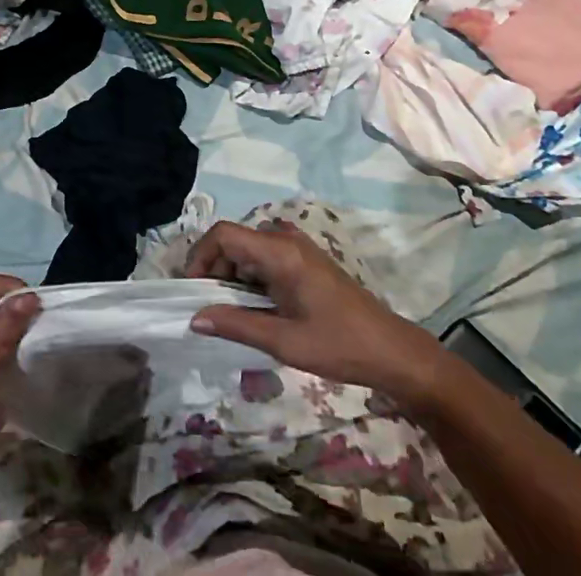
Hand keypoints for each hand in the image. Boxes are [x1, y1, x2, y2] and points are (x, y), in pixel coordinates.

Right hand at [185, 222, 447, 405]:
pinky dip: (251, 276)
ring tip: (230, 312)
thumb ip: (236, 325)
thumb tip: (194, 317)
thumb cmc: (336, 344)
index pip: (224, 233)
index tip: (194, 292)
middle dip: (214, 268)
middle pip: (235, 239)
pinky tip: (254, 307)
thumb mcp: (281, 340)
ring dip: (232, 274)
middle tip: (210, 308)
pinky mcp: (307, 261)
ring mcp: (300, 248)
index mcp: (281, 252)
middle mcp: (288, 240)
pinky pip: (267, 256)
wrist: (386, 347)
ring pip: (250, 248)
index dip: (200, 257)